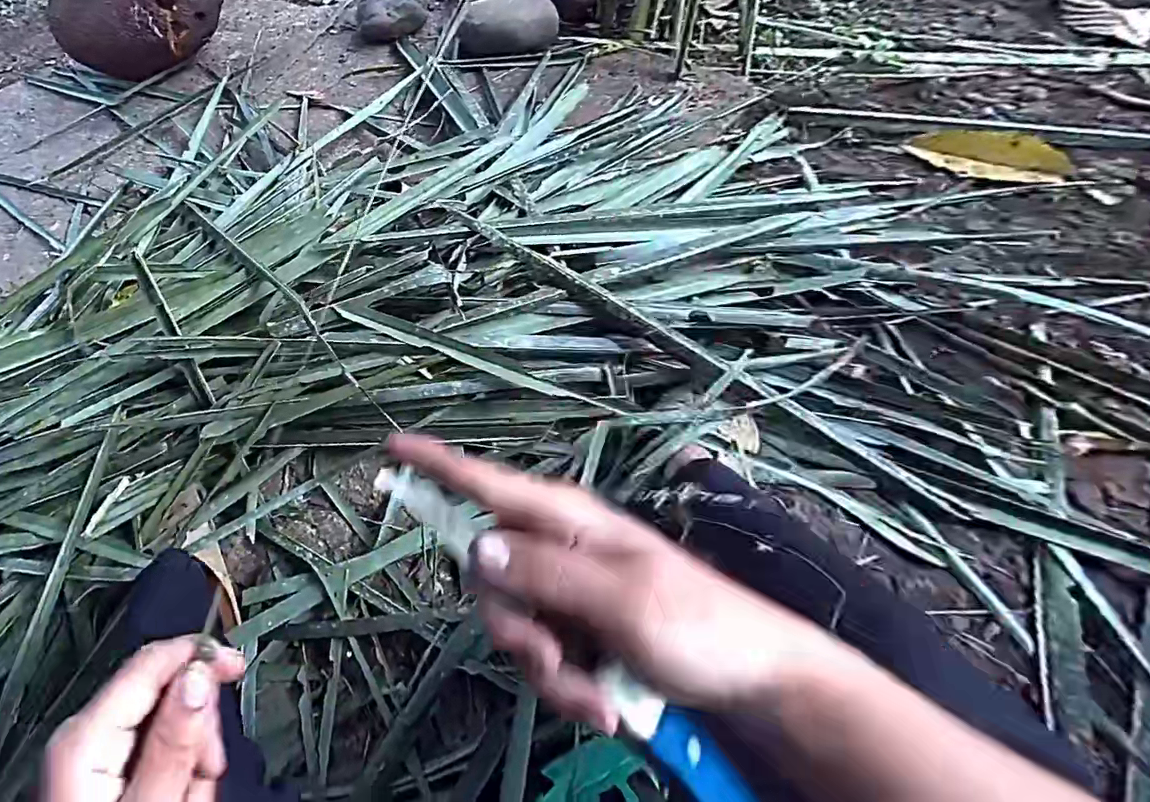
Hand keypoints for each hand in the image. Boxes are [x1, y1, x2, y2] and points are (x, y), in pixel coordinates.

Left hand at [43, 636, 246, 801]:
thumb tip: (198, 674)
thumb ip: (173, 743)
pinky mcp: (104, 782)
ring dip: (190, 771)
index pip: (150, 663)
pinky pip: (158, 763)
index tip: (237, 665)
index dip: (197, 655)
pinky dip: (177, 785)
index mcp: (85, 736)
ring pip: (169, 734)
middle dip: (195, 739)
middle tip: (199, 788)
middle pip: (164, 699)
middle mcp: (86, 736)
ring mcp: (94, 759)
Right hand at [387, 434, 856, 730]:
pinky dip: (562, 685)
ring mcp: (561, 585)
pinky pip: (536, 652)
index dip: (435, 462)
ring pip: (508, 619)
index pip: (485, 480)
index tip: (391, 445)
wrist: (758, 686)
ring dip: (544, 669)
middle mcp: (553, 543)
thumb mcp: (624, 601)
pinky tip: (602, 704)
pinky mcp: (572, 624)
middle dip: (512, 626)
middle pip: (486, 572)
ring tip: (594, 697)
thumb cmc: (701, 625)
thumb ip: (546, 573)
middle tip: (551, 662)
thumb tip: (476, 545)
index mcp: (564, 517)